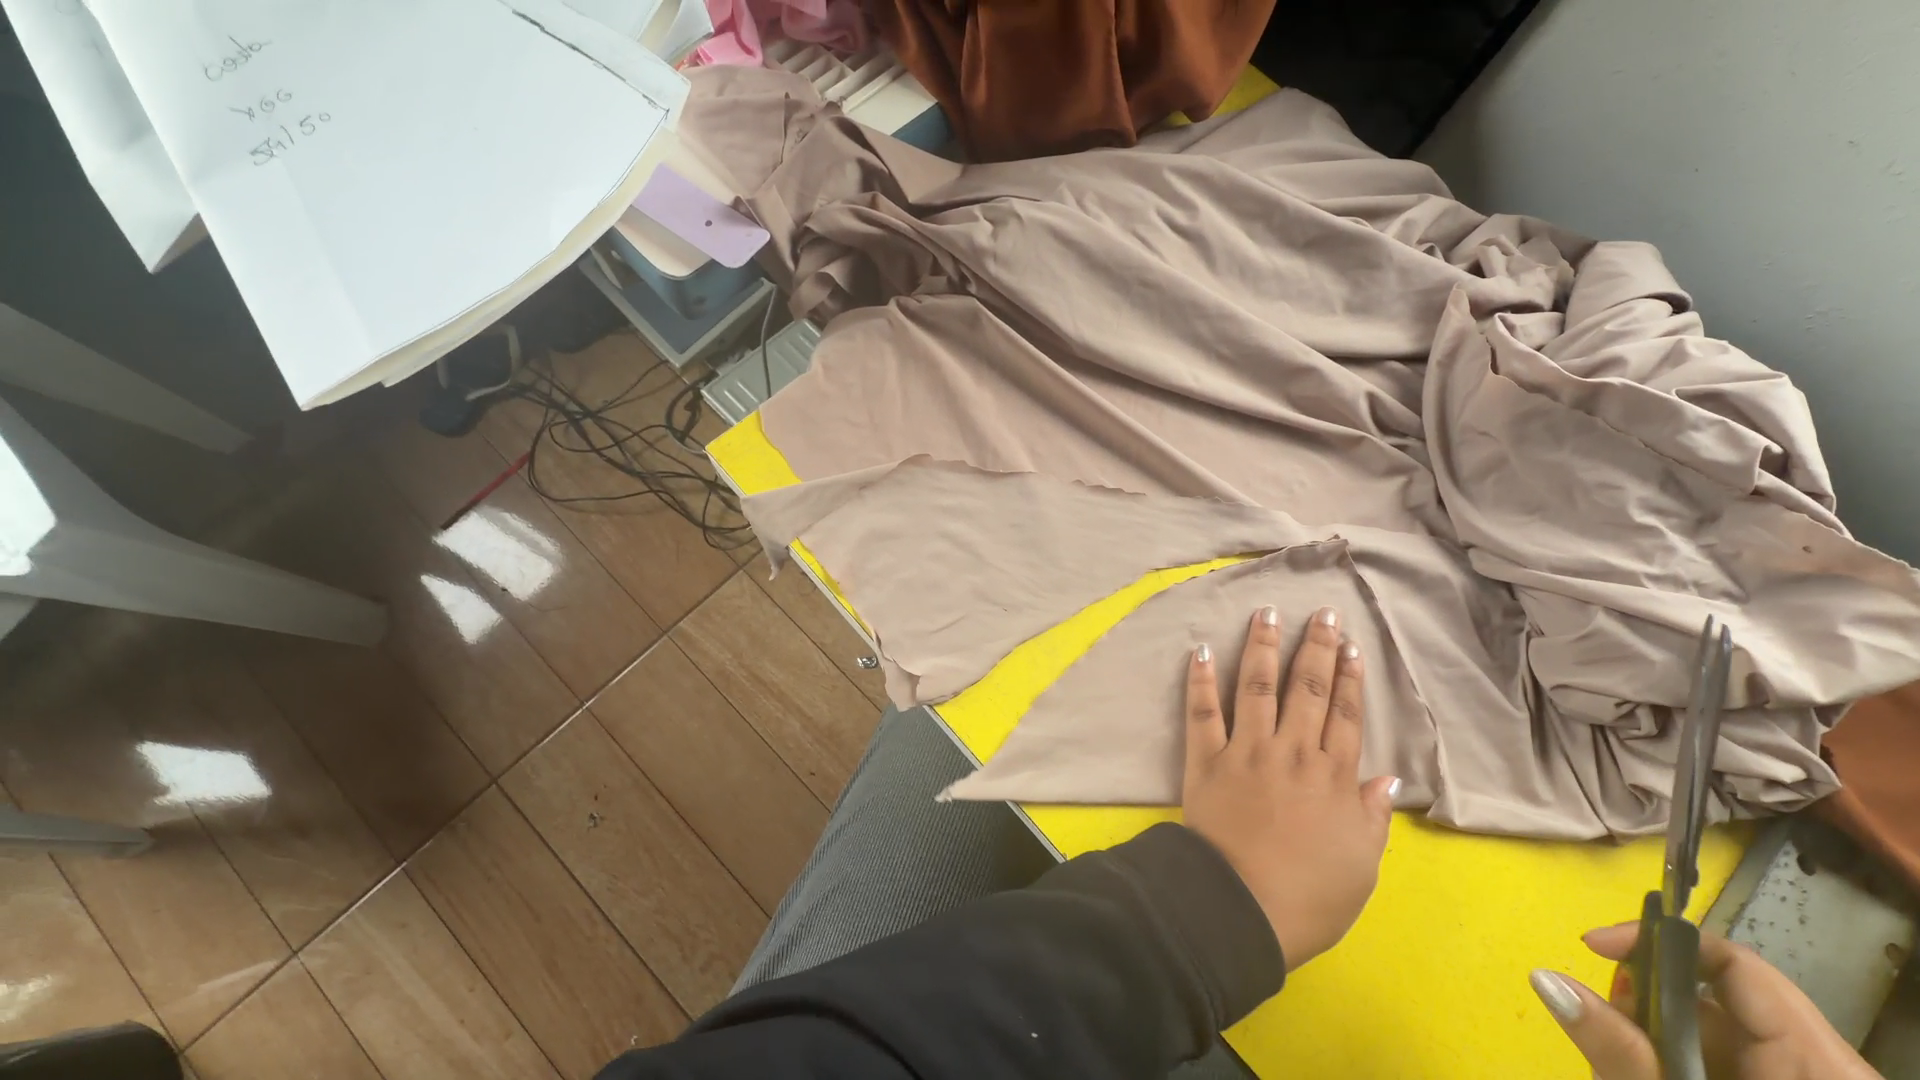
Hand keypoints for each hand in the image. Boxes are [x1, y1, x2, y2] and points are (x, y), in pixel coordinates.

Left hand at [1180, 604, 1399, 970]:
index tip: (1351, 645)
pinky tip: (1200, 649)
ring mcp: (1246, 752)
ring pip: (1257, 687)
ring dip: (1262, 647)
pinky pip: (1202, 713)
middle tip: (1322, 612)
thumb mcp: (1361, 865)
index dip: (1349, 677)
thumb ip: (1372, 816)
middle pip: (1307, 689)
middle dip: (1316, 647)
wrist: (1242, 909)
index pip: (1345, 715)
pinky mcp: (1205, 761)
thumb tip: (1387, 777)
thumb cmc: (1309, 897)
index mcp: (1333, 778)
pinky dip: (1199, 680)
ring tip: (1265, 612)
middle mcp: (1292, 753)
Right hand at [1530, 923, 1882, 1078]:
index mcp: (1819, 1066)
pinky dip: (1667, 1068)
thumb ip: (1619, 1052)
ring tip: (1614, 1070)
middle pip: (1711, 1001)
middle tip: (1597, 1030)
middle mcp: (1819, 1070)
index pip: (1737, 963)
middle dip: (1641, 1007)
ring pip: (1706, 1038)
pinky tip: (1640, 1077)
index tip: (1592, 947)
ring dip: (1647, 1044)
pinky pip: (1714, 1067)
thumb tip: (1546, 977)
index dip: (1662, 942)